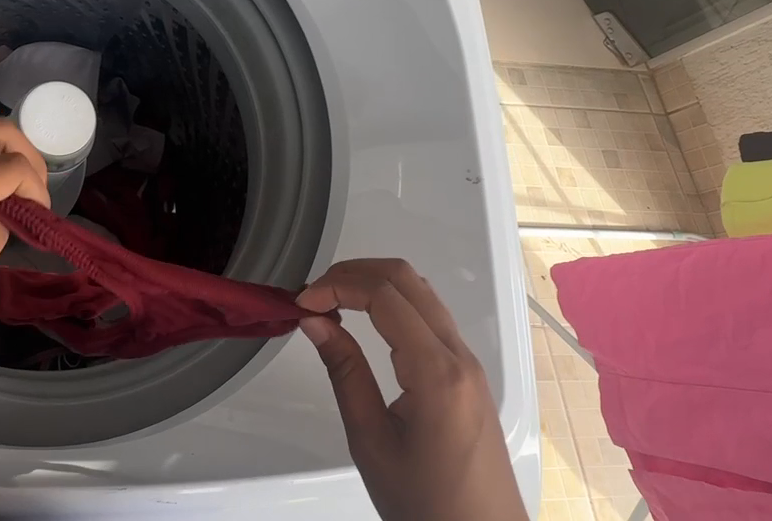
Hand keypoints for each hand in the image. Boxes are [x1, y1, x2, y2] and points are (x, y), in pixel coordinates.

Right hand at [297, 260, 527, 520]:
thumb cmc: (426, 504)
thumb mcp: (371, 441)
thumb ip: (344, 372)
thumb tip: (314, 321)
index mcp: (437, 373)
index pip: (385, 295)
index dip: (337, 286)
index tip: (303, 303)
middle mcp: (459, 356)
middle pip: (406, 279)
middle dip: (353, 272)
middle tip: (314, 294)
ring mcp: (468, 362)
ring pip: (420, 290)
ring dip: (373, 282)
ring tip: (333, 301)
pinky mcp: (468, 373)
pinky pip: (429, 314)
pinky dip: (391, 301)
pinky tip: (365, 319)